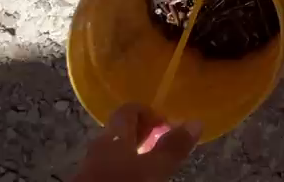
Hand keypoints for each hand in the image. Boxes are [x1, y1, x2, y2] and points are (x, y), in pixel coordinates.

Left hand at [74, 104, 200, 181]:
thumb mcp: (153, 168)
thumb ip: (172, 146)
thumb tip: (196, 121)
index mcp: (113, 135)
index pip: (130, 109)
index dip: (150, 113)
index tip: (166, 126)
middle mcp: (98, 146)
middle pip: (121, 132)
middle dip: (142, 136)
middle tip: (161, 147)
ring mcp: (87, 169)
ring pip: (112, 153)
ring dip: (131, 156)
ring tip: (150, 168)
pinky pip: (106, 171)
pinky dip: (121, 172)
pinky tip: (134, 179)